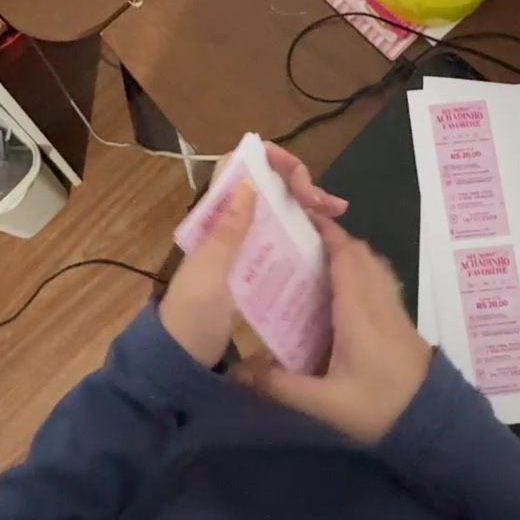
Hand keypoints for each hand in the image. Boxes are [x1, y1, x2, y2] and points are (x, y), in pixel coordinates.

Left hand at [158, 143, 347, 366]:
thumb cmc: (193, 316)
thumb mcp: (209, 274)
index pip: (237, 168)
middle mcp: (230, 224)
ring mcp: (244, 245)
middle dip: (298, 181)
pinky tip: (327, 236)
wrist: (183, 359)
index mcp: (214, 218)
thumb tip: (248, 184)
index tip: (297, 175)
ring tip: (336, 210)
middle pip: (265, 184)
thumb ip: (227, 231)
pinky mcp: (256, 267)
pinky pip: (283, 236)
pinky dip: (305, 229)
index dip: (268, 160)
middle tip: (326, 203)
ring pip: (278, 208)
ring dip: (307, 202)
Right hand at [249, 216, 431, 442]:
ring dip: (348, 252)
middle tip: (298, 239)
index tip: (300, 216)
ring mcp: (392, 309)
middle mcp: (376, 300)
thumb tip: (237, 372)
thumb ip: (281, 386)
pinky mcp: (399, 320)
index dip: (325, 231)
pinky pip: (379, 280)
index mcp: (357, 310)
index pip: (344, 254)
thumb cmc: (380, 406)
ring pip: (373, 264)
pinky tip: (342, 289)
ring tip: (316, 258)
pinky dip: (360, 270)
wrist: (433, 421)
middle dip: (331, 237)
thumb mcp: (325, 402)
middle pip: (359, 252)